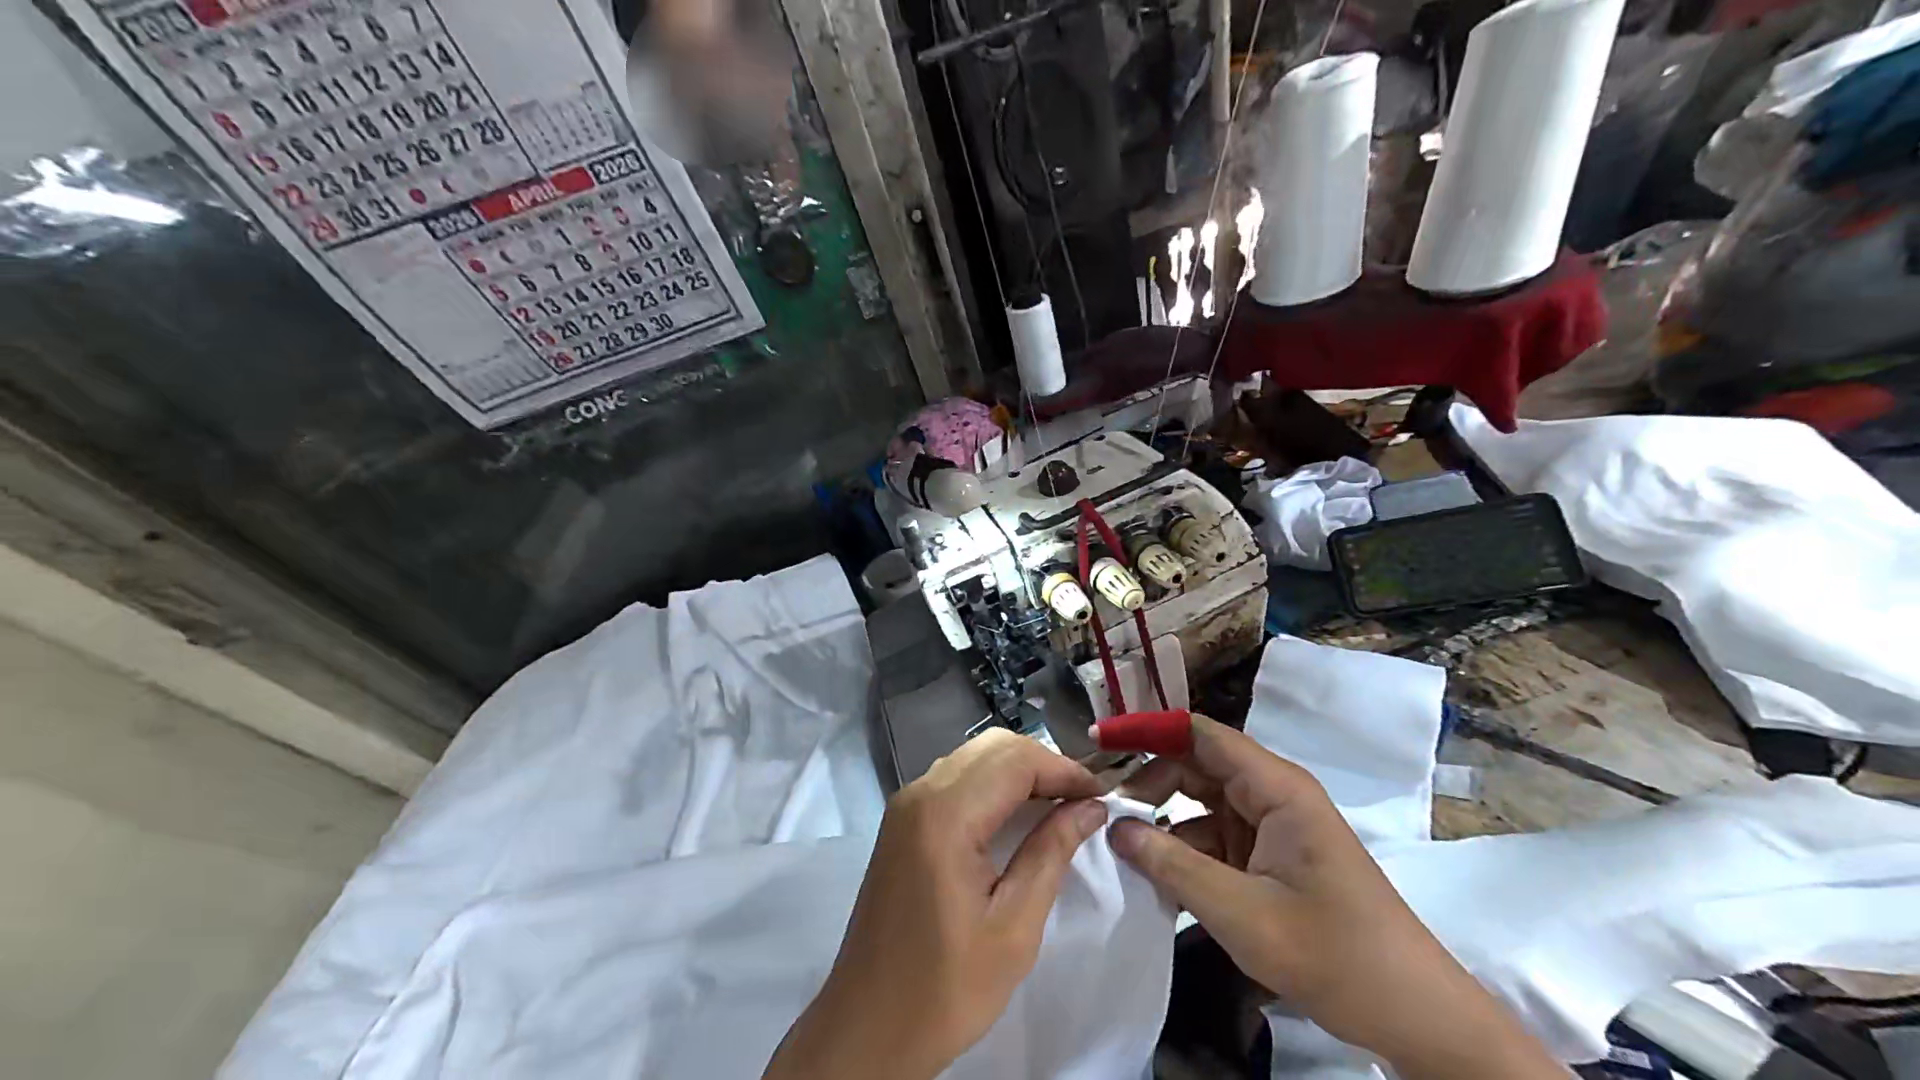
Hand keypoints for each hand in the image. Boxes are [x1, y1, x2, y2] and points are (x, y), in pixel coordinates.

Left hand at [762, 729, 1107, 1079]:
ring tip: (1059, 806)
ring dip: (1019, 770)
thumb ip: (1052, 853)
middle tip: (1083, 801)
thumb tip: (1090, 807)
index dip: (1064, 770)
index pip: (1015, 760)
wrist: (868, 1026)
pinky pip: (956, 778)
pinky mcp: (902, 820)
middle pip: (993, 748)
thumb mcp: (1013, 927)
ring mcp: (906, 804)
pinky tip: (1018, 815)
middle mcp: (920, 793)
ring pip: (974, 757)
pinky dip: (993, 783)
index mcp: (945, 815)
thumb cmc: (945, 987)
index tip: (1103, 796)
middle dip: (1044, 764)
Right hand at [1111, 715, 1565, 1079]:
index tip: (1099, 739)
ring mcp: (1273, 825)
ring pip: (1202, 802)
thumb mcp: (1241, 912)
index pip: (1200, 733)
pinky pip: (1215, 836)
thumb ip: (1172, 865)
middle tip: (1103, 805)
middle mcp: (1273, 795)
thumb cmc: (1333, 953)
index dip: (1147, 729)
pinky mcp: (1271, 856)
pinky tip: (1158, 876)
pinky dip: (1184, 849)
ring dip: (1164, 819)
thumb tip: (1115, 828)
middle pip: (1196, 765)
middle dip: (1149, 781)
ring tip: (1121, 844)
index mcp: (1276, 788)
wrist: (1413, 1015)